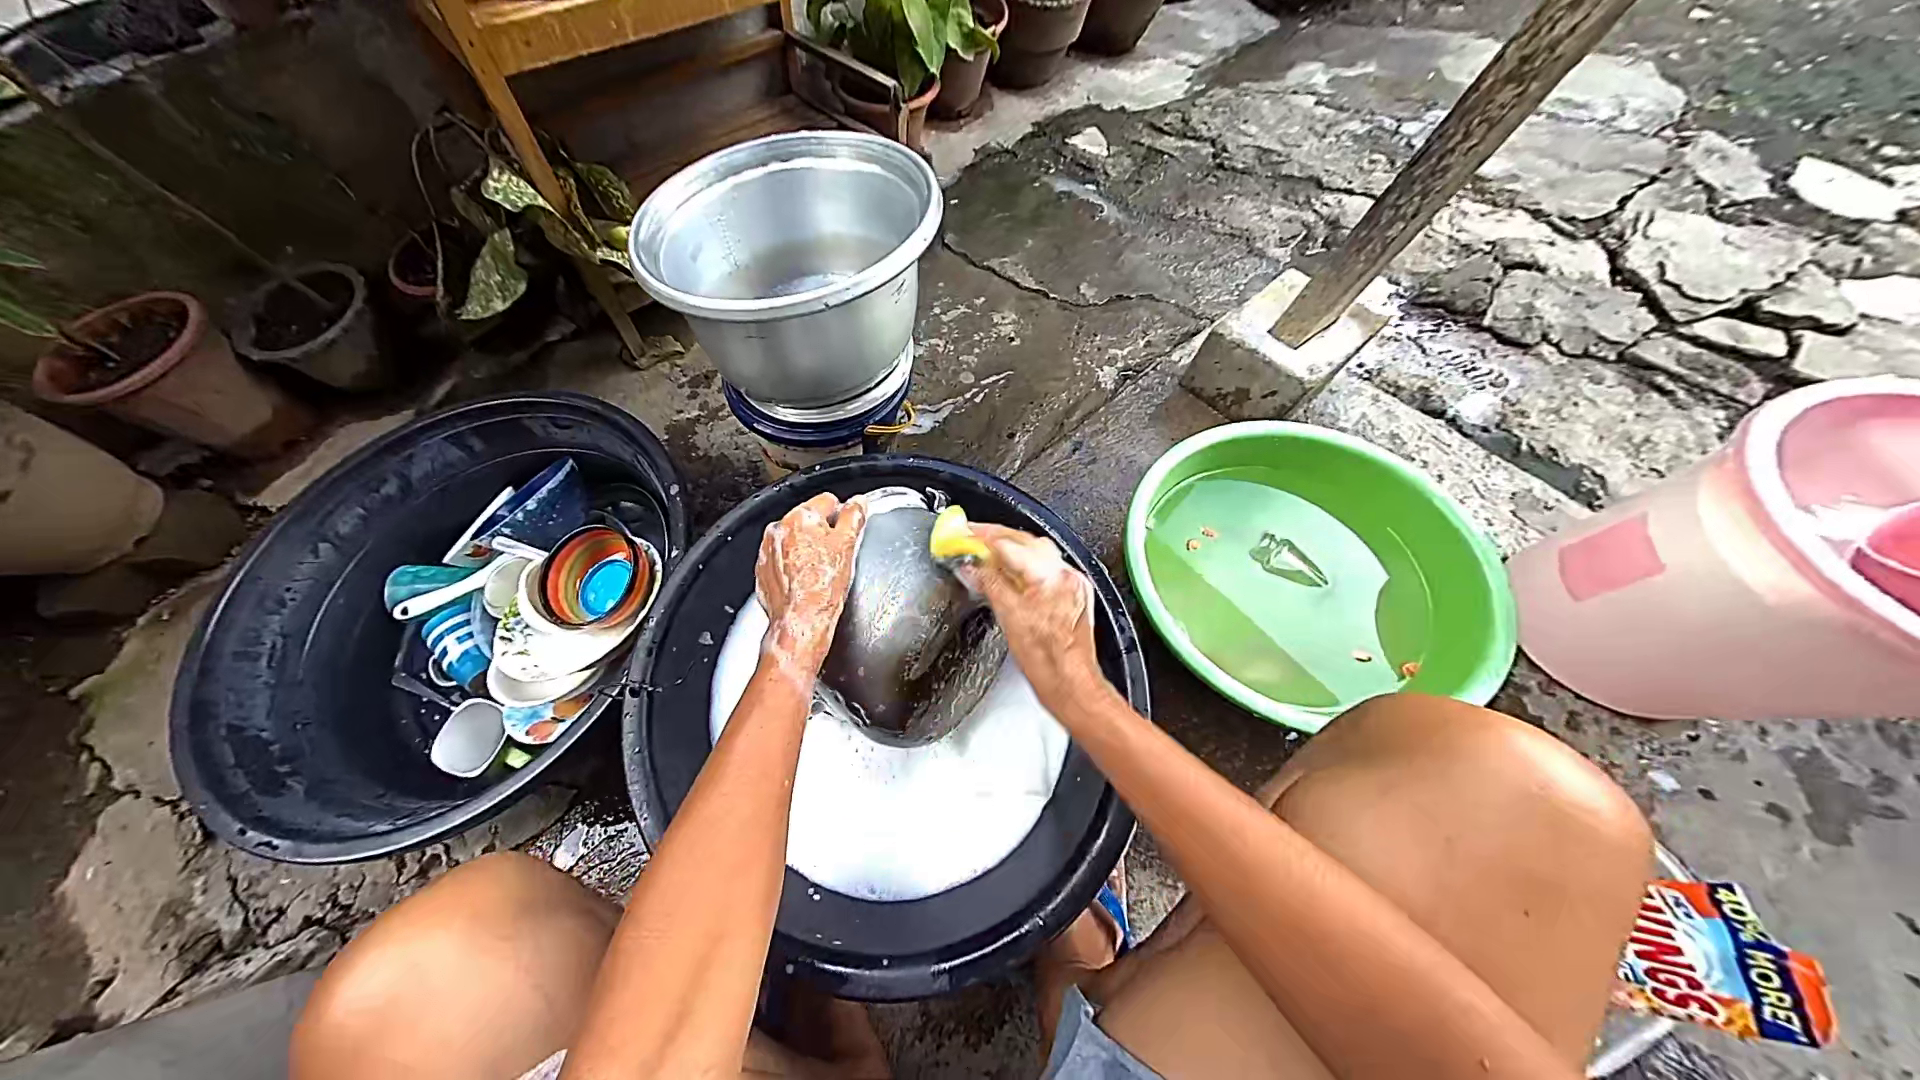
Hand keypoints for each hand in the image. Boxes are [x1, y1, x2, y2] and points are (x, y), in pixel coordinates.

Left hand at [755, 492, 866, 677]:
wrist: (800, 621)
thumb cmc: (822, 587)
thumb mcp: (847, 546)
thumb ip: (854, 517)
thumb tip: (858, 503)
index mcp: (800, 517)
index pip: (828, 501)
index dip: (842, 516)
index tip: (847, 532)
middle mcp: (779, 529)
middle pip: (809, 519)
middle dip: (823, 533)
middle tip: (835, 556)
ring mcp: (768, 550)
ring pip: (795, 539)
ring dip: (808, 549)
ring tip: (821, 571)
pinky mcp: (763, 569)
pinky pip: (783, 559)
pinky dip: (794, 565)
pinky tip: (807, 580)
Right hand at [956, 524, 1104, 710]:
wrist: (1071, 684)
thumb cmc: (1047, 662)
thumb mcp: (1008, 618)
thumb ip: (989, 584)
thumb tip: (972, 567)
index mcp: (1048, 576)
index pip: (1009, 543)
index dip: (982, 536)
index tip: (964, 534)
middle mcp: (1064, 574)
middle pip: (1025, 541)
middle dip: (996, 537)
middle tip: (971, 537)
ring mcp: (1072, 583)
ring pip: (1037, 553)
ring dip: (1011, 549)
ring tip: (987, 553)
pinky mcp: (1074, 593)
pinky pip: (1046, 569)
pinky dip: (1025, 565)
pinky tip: (1012, 573)